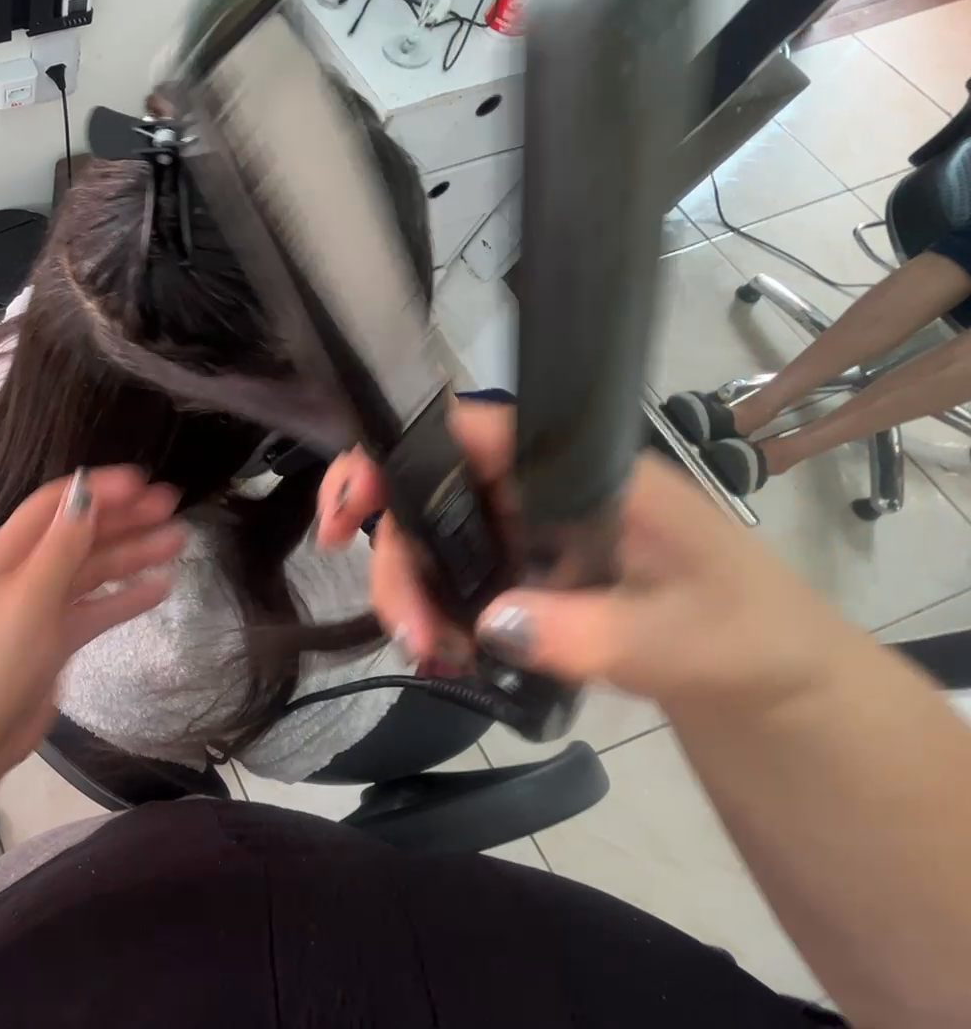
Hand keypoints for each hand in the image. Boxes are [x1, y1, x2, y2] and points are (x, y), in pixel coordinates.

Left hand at [0, 467, 186, 785]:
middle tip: (172, 504)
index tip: (143, 481)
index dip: (98, 489)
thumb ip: (60, 547)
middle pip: (81, 534)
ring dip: (132, 554)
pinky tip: (158, 588)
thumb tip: (85, 493)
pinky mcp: (56, 641)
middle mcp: (26, 573)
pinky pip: (96, 610)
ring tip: (178, 540)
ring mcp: (42, 608)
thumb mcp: (27, 598)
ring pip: (93, 571)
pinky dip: (124, 598)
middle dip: (124, 518)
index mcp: (9, 553)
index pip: (57, 505)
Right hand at [314, 401, 867, 714]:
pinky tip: (442, 653)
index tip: (348, 510)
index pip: (466, 433)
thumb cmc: (748, 638)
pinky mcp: (508, 570)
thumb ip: (601, 632)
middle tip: (404, 629)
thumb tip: (493, 622)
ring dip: (403, 594)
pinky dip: (424, 614)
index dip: (392, 455)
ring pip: (421, 540)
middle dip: (393, 560)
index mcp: (576, 471)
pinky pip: (440, 578)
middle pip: (421, 495)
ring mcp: (516, 530)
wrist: (765, 679)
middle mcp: (532, 490)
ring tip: (429, 654)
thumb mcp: (692, 640)